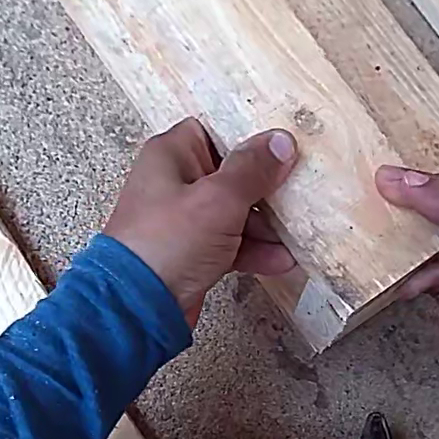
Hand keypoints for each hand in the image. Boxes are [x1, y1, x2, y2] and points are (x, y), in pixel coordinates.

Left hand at [104, 118, 298, 325]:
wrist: (140, 306)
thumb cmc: (169, 242)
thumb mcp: (218, 199)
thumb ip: (253, 170)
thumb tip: (282, 141)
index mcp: (173, 156)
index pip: (215, 132)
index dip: (248, 140)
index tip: (282, 148)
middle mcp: (177, 184)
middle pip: (232, 176)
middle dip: (267, 190)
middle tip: (298, 194)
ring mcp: (186, 221)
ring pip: (236, 214)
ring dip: (267, 228)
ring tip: (297, 237)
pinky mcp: (195, 252)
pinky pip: (232, 244)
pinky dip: (255, 251)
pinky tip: (281, 261)